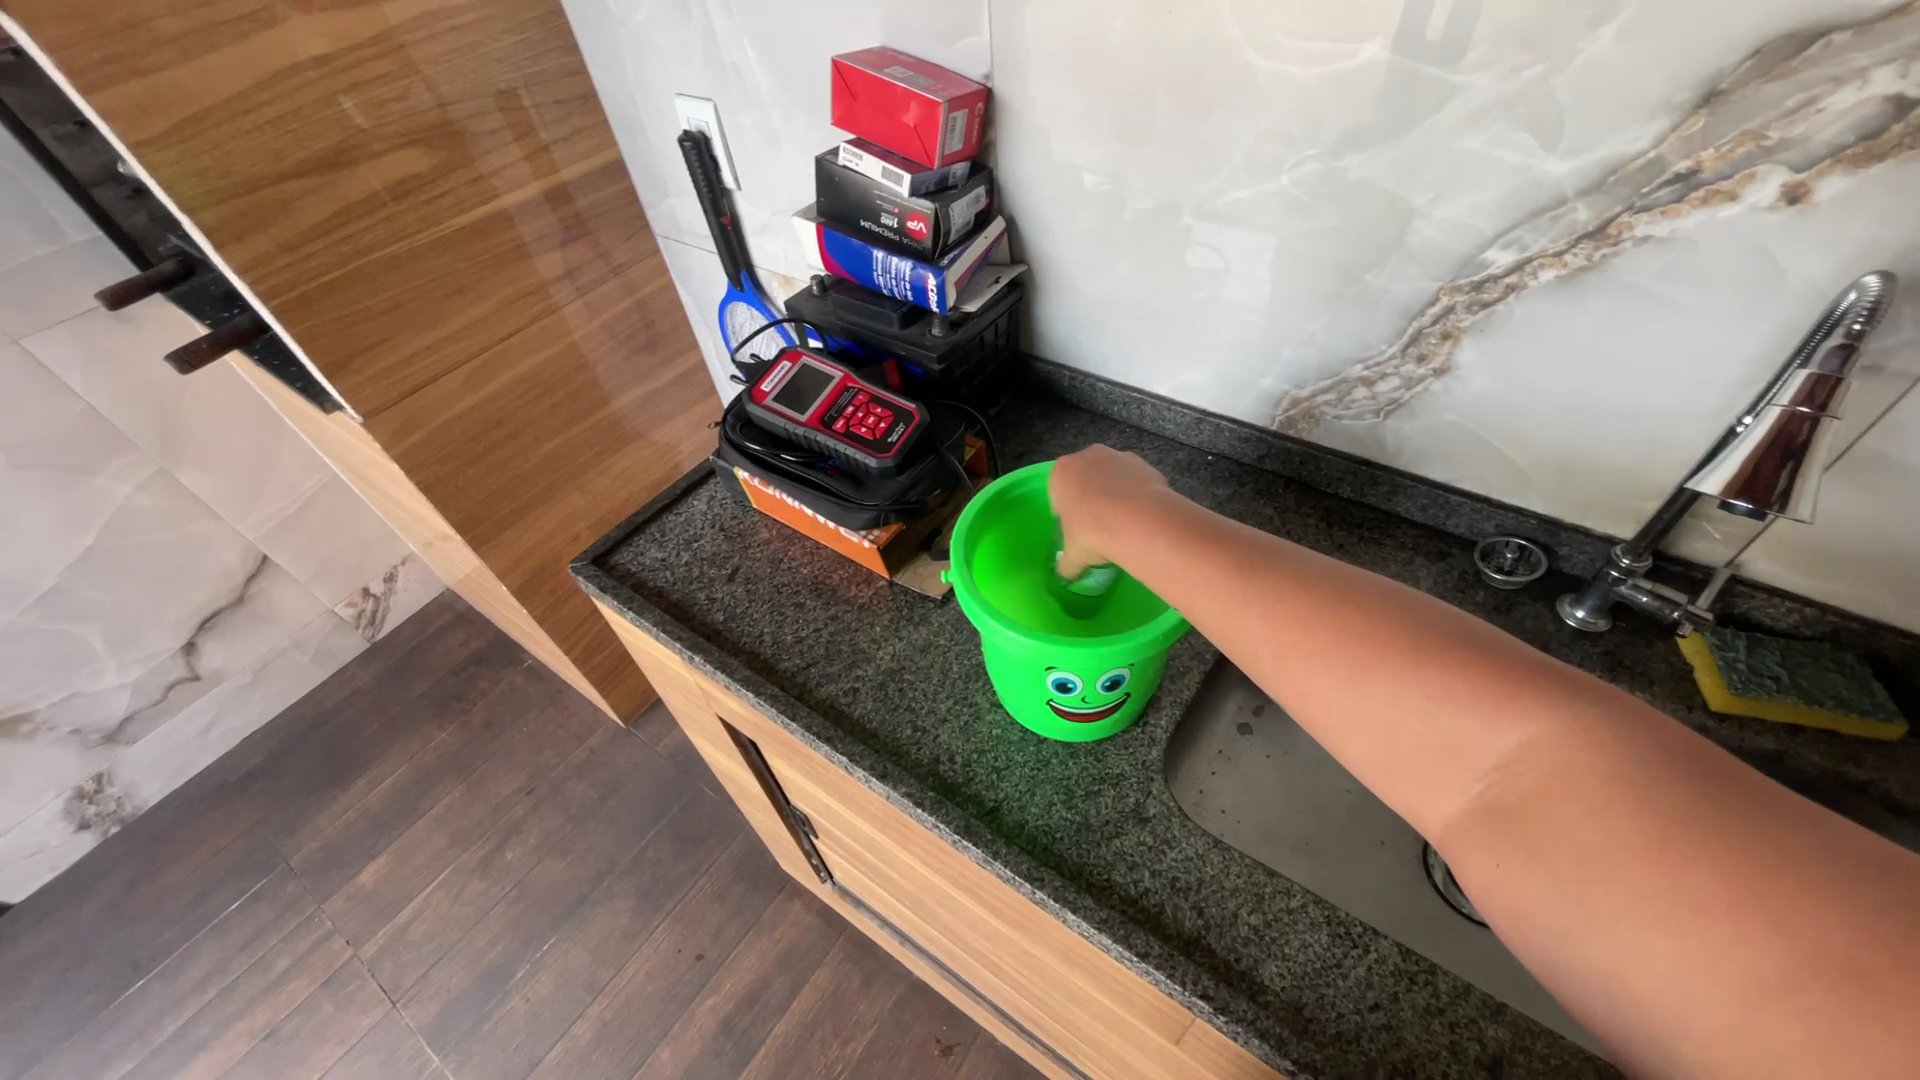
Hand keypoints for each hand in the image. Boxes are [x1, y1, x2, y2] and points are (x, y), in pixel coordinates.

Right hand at [1049, 444, 1169, 578]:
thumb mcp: (1073, 555)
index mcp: (1062, 472)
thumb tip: (1065, 575)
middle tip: (1099, 525)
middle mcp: (1089, 456)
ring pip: (1113, 476)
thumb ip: (1067, 563)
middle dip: (1091, 497)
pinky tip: (1141, 517)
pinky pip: (1137, 480)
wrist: (1138, 523)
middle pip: (1086, 478)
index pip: (1058, 491)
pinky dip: (1138, 494)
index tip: (1076, 529)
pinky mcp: (1146, 464)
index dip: (1066, 512)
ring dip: (1115, 494)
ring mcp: (1119, 457)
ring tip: (1124, 523)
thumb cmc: (1092, 533)